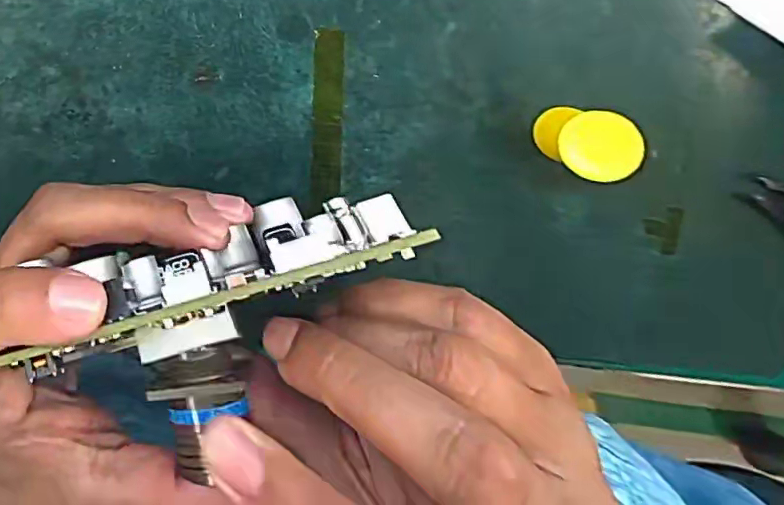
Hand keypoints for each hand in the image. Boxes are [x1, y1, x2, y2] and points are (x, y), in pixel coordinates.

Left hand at [0, 182, 256, 504]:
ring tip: (224, 220)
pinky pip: (101, 213)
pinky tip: (205, 216)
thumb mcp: (80, 482)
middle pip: (45, 221)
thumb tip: (231, 468)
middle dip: (129, 216)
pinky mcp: (57, 247)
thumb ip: (146, 479)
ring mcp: (25, 256)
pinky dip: (156, 208)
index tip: (91, 308)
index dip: (19, 300)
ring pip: (79, 204)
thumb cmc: (24, 456)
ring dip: (154, 204)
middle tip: (209, 234)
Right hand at [199, 280, 616, 504]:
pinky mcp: (545, 384)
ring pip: (470, 343)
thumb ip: (296, 485)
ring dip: (376, 313)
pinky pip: (483, 318)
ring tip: (326, 320)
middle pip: (457, 388)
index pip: (453, 457)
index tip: (274, 351)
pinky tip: (370, 308)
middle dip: (348, 349)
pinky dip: (412, 297)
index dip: (349, 386)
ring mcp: (561, 427)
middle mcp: (558, 482)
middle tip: (287, 338)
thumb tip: (222, 435)